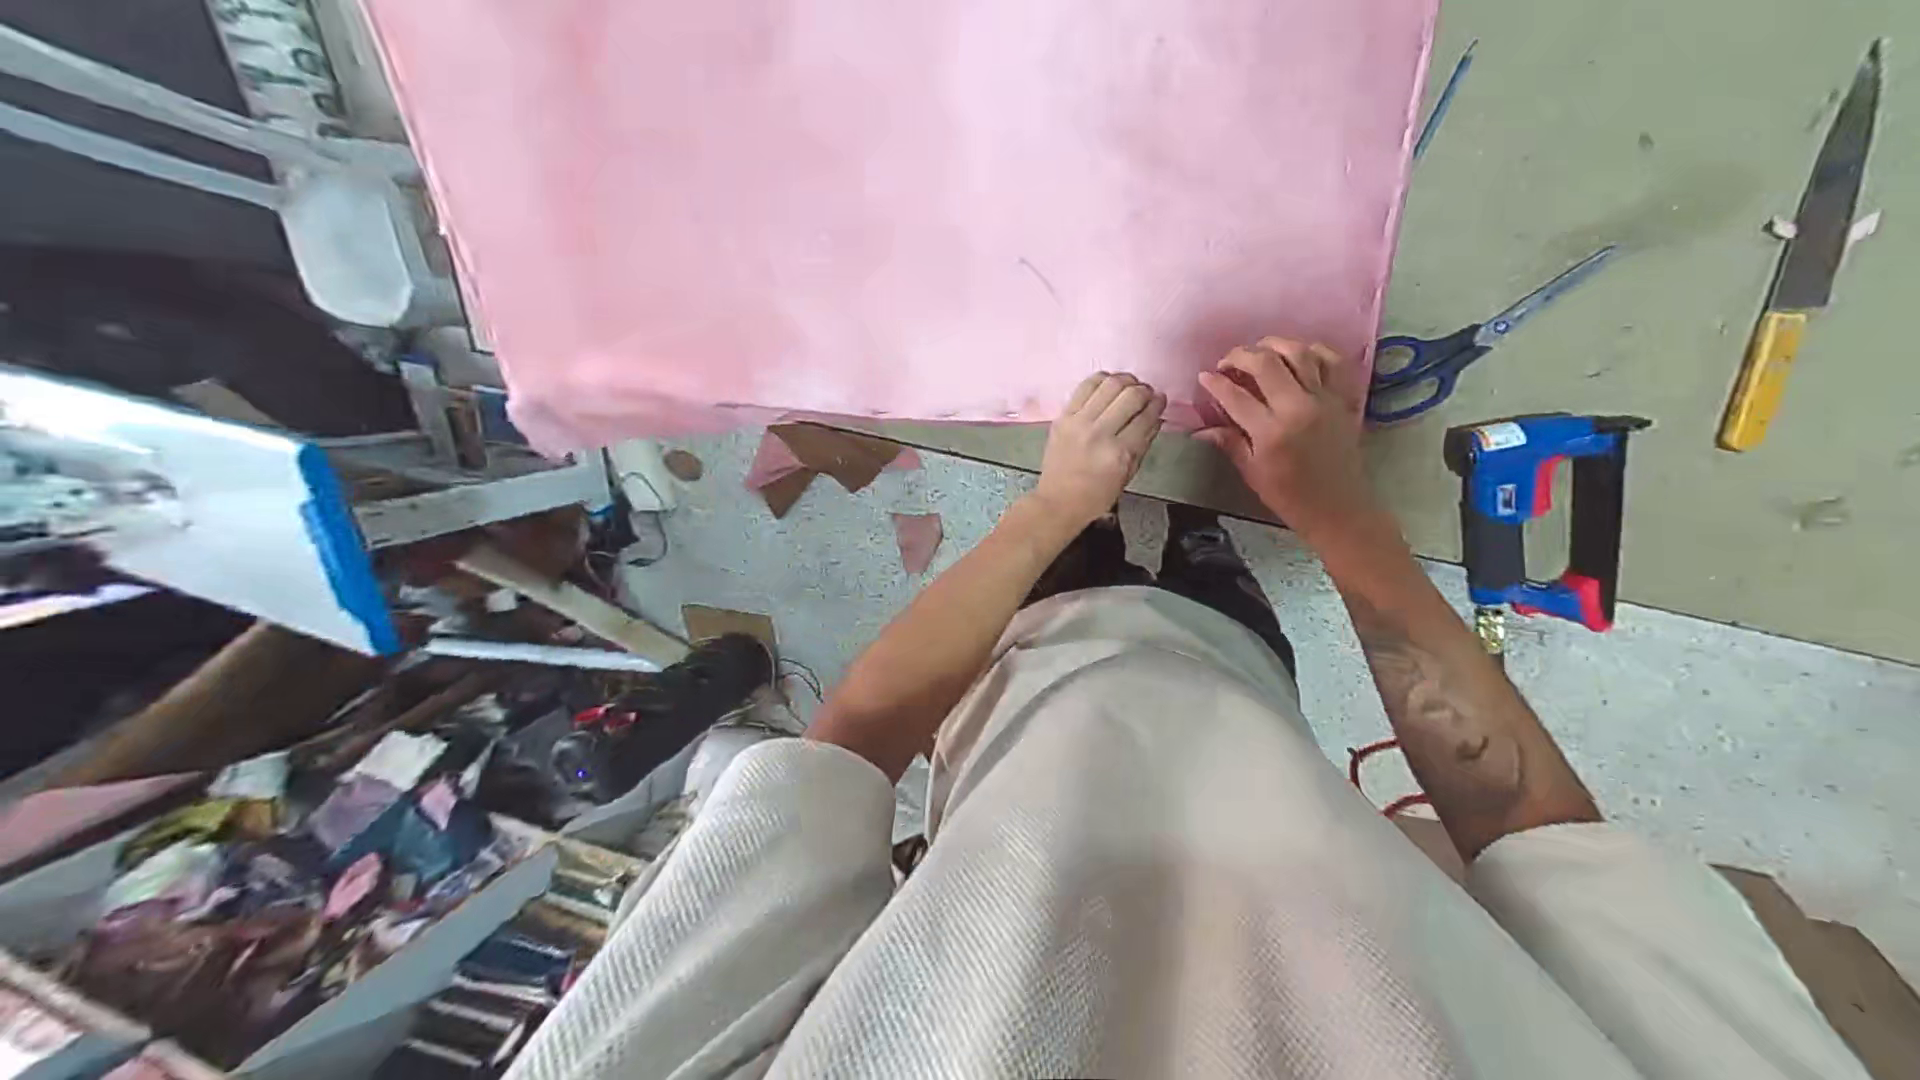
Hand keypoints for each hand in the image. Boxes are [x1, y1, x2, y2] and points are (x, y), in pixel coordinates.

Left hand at [1032, 372, 1166, 529]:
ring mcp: (1079, 423)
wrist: (1058, 501)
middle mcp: (1099, 433)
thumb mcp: (1128, 475)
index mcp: (1119, 453)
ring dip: (1125, 380)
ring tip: (1129, 386)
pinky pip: (1085, 386)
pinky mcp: (1063, 417)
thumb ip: (1144, 444)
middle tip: (1147, 394)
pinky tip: (1108, 385)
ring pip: (1109, 384)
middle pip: (1130, 395)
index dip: (1158, 403)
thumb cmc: (1096, 495)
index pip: (1146, 417)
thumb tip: (1156, 417)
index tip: (1160, 399)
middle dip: (1145, 390)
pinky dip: (1101, 380)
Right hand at [1195, 337, 1375, 538]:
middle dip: (1241, 355)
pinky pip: (1334, 362)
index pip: (1235, 396)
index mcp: (1270, 432)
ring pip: (1300, 353)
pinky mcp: (1345, 399)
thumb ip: (1229, 443)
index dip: (1215, 383)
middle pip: (1266, 364)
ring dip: (1275, 344)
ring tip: (1259, 350)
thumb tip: (1201, 429)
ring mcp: (1325, 400)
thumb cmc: (1289, 496)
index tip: (1204, 377)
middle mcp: (1298, 408)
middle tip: (1227, 361)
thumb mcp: (1252, 473)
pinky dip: (1316, 351)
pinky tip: (1300, 353)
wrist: (1338, 508)